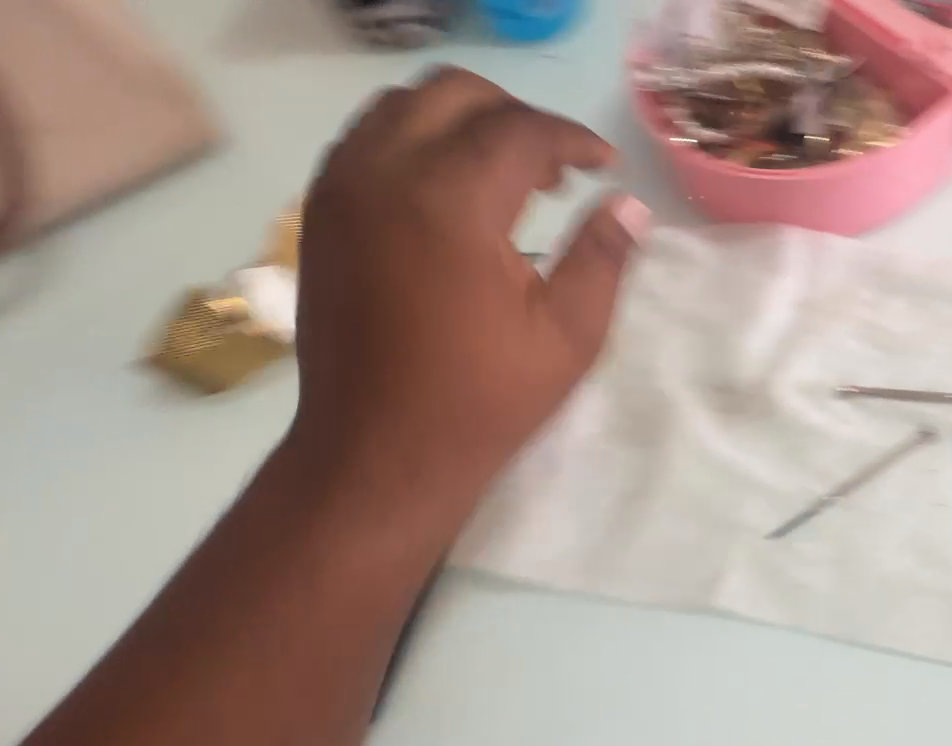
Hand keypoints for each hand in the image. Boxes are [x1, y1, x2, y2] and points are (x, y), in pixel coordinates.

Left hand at [289, 67, 640, 515]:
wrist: (384, 446)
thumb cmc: (488, 396)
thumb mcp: (569, 334)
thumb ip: (602, 258)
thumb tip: (630, 206)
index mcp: (452, 202)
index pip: (519, 130)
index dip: (572, 138)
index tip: (606, 164)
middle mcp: (384, 172)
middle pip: (454, 94)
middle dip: (518, 117)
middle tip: (560, 167)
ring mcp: (340, 188)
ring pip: (402, 106)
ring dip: (465, 124)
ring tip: (511, 177)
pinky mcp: (321, 213)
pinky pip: (368, 140)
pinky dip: (419, 144)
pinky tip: (454, 197)